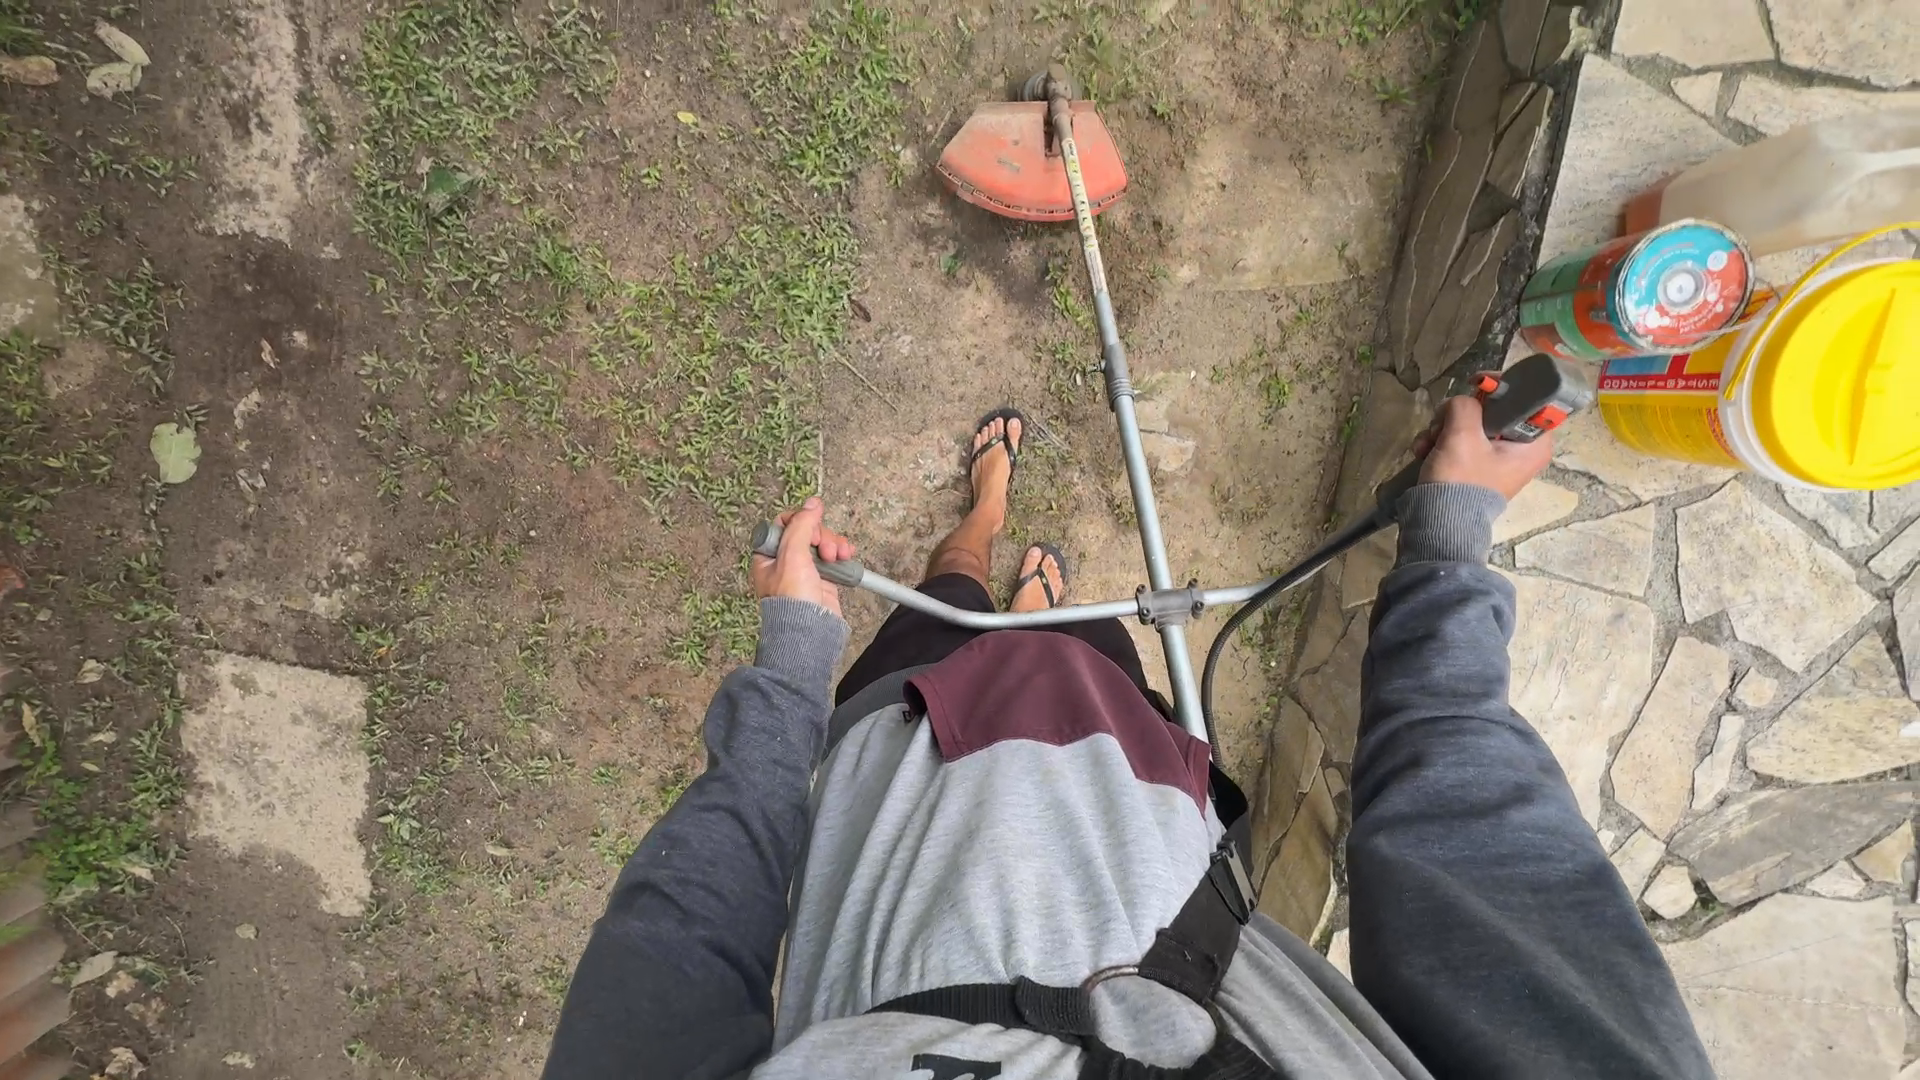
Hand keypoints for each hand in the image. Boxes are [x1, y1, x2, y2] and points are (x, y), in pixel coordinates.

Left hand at [750, 497, 856, 617]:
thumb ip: (802, 525)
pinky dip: (842, 554)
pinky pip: (834, 556)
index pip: (784, 524)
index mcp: (769, 554)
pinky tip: (846, 557)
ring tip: (837, 556)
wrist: (810, 630)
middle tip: (825, 549)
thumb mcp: (793, 555)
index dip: (801, 523)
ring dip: (834, 544)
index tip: (810, 531)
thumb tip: (812, 503)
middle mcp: (785, 561)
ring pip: (822, 542)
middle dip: (822, 536)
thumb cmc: (793, 601)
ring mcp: (805, 569)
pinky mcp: (823, 578)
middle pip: (807, 531)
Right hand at [1413, 395, 1554, 500]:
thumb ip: (1464, 407)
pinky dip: (1439, 444)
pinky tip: (1423, 453)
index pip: (1528, 400)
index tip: (1474, 385)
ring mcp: (1495, 462)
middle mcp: (1520, 451)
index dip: (1500, 388)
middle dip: (1458, 416)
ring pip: (1470, 428)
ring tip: (1425, 444)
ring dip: (1442, 430)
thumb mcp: (1461, 437)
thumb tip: (1459, 402)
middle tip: (1440, 424)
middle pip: (1491, 414)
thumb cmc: (1460, 480)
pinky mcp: (1473, 470)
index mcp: (1534, 444)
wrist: (1438, 522)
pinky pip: (1459, 444)